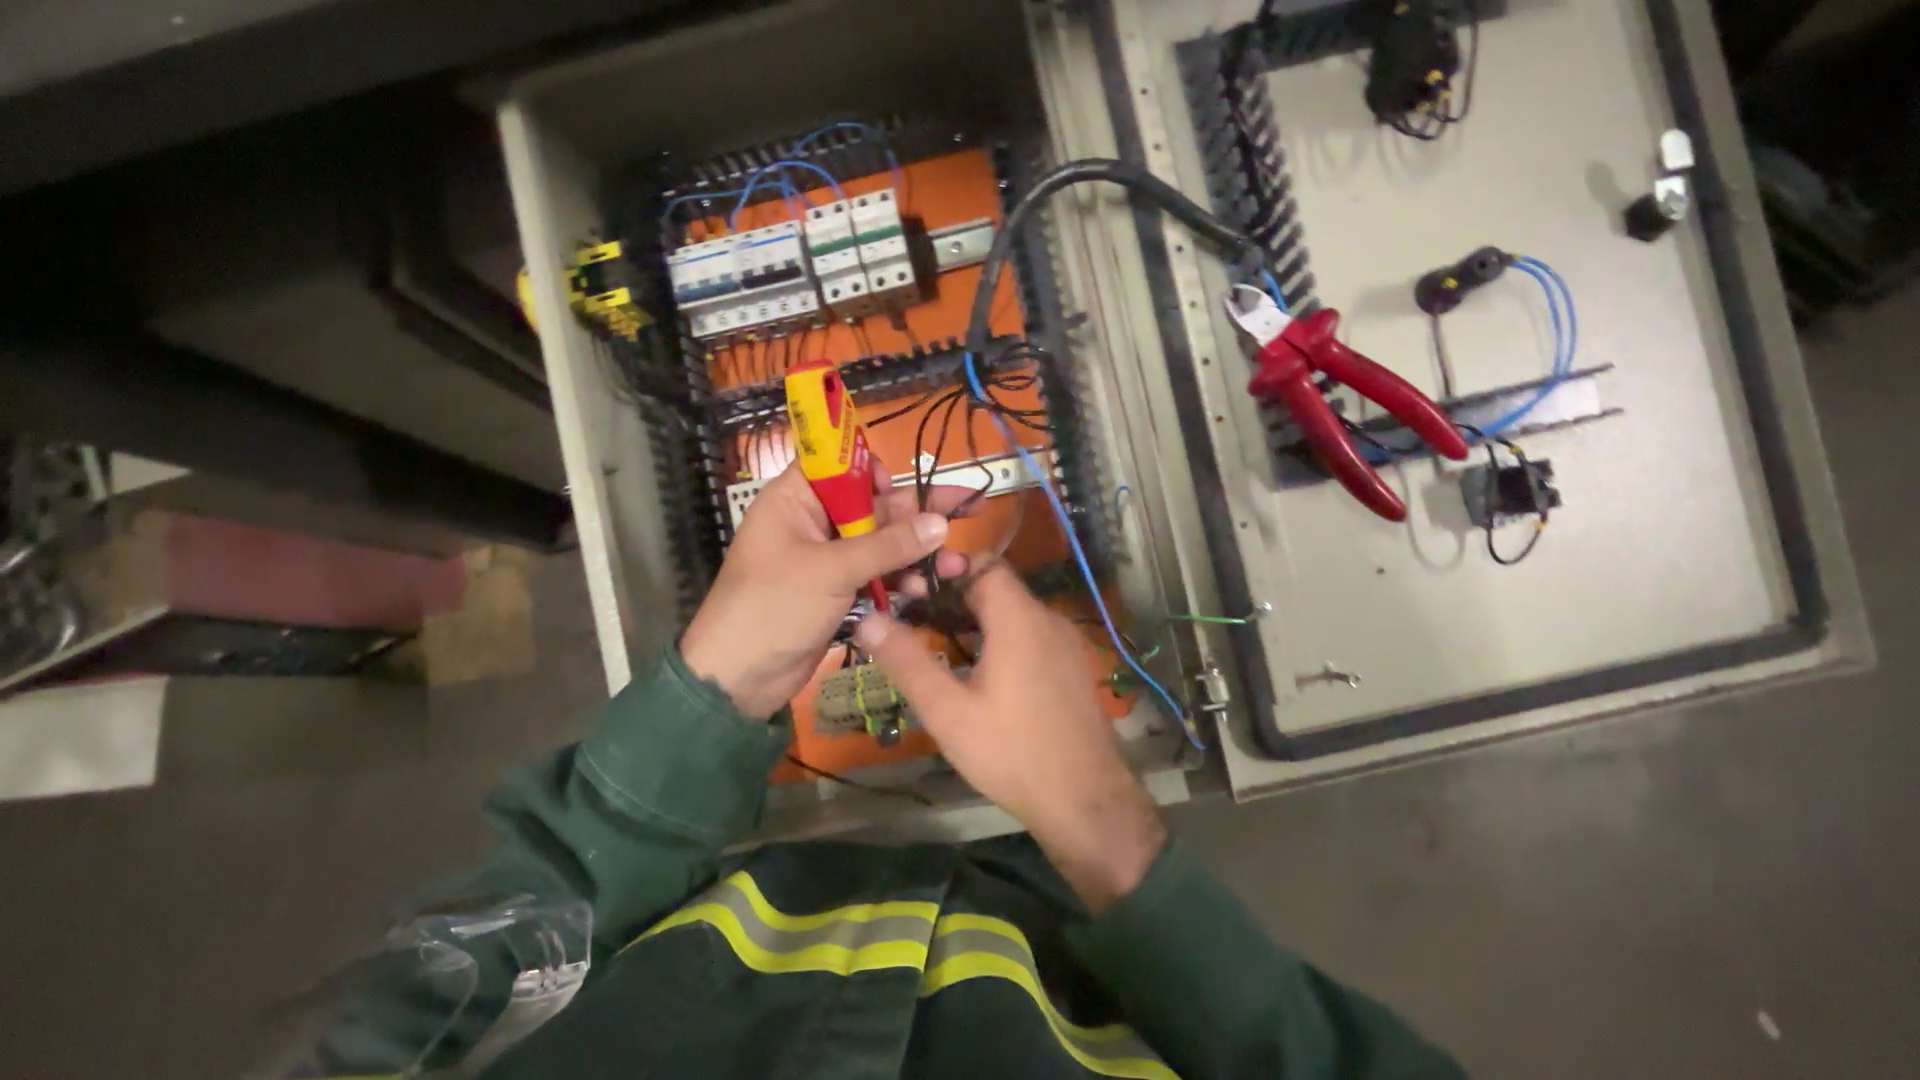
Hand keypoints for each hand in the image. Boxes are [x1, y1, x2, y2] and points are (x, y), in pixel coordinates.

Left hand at [680, 462, 972, 719]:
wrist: (739, 677)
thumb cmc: (774, 607)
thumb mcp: (832, 570)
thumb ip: (888, 546)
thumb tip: (941, 523)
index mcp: (795, 500)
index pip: (839, 465)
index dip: (874, 470)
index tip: (904, 487)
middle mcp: (812, 522)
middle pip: (871, 505)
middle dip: (915, 516)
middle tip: (962, 515)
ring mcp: (827, 558)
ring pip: (880, 543)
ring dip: (915, 552)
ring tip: (955, 566)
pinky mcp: (838, 591)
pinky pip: (876, 574)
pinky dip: (899, 580)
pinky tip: (926, 588)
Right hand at [853, 563, 1165, 912]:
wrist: (1084, 799)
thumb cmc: (1011, 751)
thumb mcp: (948, 711)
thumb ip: (907, 661)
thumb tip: (867, 619)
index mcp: (1020, 619)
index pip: (983, 564)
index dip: (945, 566)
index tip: (909, 586)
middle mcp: (1048, 620)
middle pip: (997, 587)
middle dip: (953, 593)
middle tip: (910, 613)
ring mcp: (1064, 645)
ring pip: (1013, 613)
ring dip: (975, 618)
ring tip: (933, 638)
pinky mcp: (1070, 669)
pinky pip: (1029, 636)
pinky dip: (999, 638)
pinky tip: (974, 668)